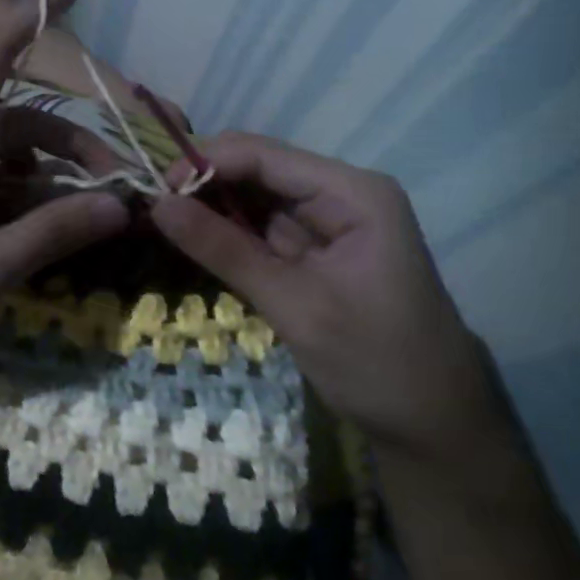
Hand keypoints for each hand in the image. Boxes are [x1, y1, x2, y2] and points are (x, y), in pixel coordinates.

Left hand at [0, 21, 130, 371]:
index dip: (35, 16)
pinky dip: (16, 186)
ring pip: (3, 144)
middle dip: (71, 143)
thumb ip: (51, 232)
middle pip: (18, 115)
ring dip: (46, 170)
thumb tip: (120, 205)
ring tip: (78, 213)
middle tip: (113, 184)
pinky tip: (28, 224)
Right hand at [151, 133, 504, 460]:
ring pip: (260, 203)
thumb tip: (158, 204)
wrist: (432, 423)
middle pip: (263, 173)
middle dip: (206, 184)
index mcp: (354, 193)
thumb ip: (226, 250)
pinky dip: (232, 238)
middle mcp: (344, 196)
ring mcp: (332, 226)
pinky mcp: (320, 255)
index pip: (268, 156)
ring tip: (159, 217)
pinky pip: (267, 234)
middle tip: (147, 204)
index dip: (207, 162)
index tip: (153, 185)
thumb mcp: (295, 304)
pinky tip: (194, 238)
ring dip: (214, 210)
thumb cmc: (374, 361)